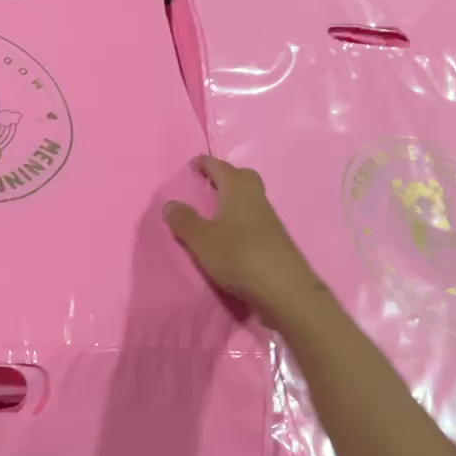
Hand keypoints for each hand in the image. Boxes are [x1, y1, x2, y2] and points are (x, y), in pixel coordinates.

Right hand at [165, 155, 324, 322]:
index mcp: (238, 189)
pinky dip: (240, 221)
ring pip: (249, 199)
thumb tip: (170, 203)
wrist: (285, 291)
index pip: (219, 166)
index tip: (191, 167)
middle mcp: (256, 198)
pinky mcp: (275, 240)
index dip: (205, 163)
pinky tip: (229, 237)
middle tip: (206, 187)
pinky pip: (254, 220)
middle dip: (225, 177)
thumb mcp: (202, 239)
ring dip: (233, 201)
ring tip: (213, 214)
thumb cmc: (239, 256)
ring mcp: (269, 220)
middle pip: (242, 177)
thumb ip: (184, 220)